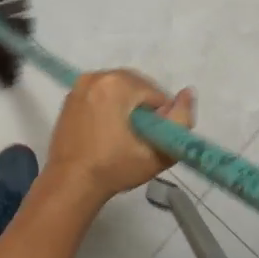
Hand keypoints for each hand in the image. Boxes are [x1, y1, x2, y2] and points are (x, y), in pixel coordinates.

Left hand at [44, 69, 194, 202]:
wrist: (71, 181)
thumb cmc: (115, 166)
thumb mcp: (157, 150)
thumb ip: (180, 120)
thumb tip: (188, 92)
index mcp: (118, 83)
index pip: (156, 94)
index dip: (162, 118)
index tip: (155, 139)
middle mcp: (97, 76)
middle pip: (135, 86)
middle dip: (144, 108)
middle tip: (143, 138)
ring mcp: (80, 86)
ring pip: (117, 89)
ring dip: (127, 106)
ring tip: (126, 136)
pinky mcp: (70, 98)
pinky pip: (99, 95)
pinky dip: (108, 106)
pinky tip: (108, 131)